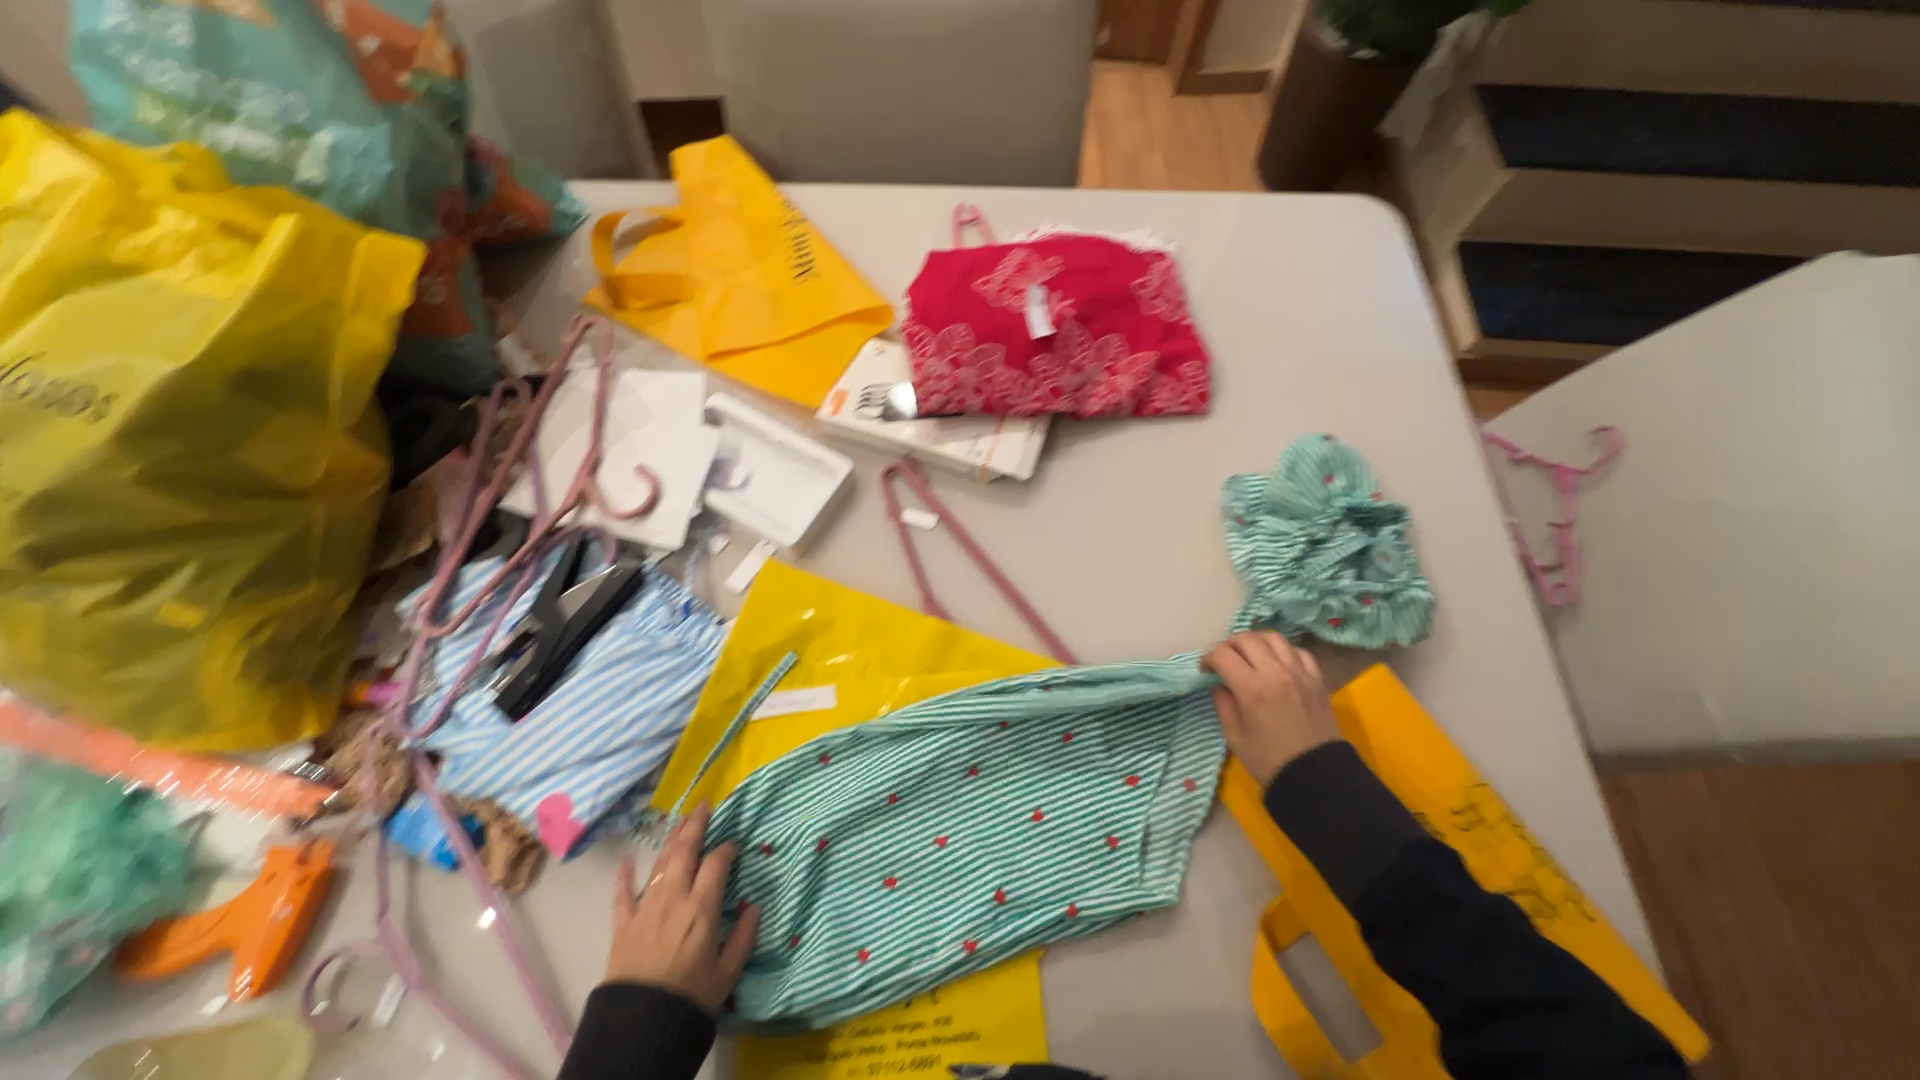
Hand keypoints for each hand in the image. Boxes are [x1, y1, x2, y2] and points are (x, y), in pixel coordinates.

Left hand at [606, 802, 759, 1010]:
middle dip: (695, 825)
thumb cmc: (691, 997)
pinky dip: (625, 876)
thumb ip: (744, 936)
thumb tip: (754, 906)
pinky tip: (627, 860)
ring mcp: (645, 908)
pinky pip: (622, 894)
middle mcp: (674, 898)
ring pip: (659, 865)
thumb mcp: (728, 972)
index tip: (735, 844)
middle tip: (704, 805)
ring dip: (670, 840)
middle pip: (685, 851)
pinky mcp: (623, 924)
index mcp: (702, 908)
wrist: (642, 1022)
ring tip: (679, 821)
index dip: (727, 848)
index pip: (717, 864)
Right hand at [1202, 632, 1340, 786]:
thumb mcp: (1235, 737)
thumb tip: (1219, 684)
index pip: (1222, 654)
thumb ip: (1223, 704)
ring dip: (1255, 642)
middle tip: (1224, 661)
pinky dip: (1283, 651)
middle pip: (1246, 639)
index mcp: (1251, 689)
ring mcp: (1300, 673)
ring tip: (1249, 655)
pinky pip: (1298, 651)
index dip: (1208, 658)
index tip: (1206, 671)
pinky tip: (1277, 663)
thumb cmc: (1269, 760)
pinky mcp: (1317, 679)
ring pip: (1273, 638)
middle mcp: (1276, 672)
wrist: (1316, 775)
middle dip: (1228, 646)